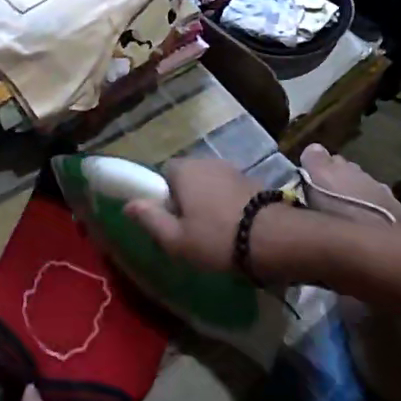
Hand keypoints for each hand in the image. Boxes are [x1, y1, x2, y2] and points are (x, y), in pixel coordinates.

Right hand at [126, 157, 279, 273]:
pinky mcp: (252, 180)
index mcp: (184, 170)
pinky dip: (227, 204)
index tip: (171, 221)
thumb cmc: (216, 238)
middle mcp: (207, 161)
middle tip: (190, 230)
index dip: (164, 196)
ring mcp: (232, 169)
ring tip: (214, 232)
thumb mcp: (176, 239)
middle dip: (186, 198)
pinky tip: (233, 227)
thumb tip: (129, 204)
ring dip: (208, 201)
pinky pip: (229, 190)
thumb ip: (150, 219)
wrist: (272, 238)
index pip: (164, 173)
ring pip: (210, 184)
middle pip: (188, 177)